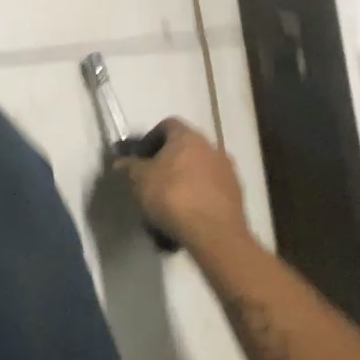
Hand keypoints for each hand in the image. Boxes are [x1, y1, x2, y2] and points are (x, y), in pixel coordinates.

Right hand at [120, 118, 251, 253]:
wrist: (215, 234)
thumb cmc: (172, 196)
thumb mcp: (138, 179)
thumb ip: (129, 166)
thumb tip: (122, 162)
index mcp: (188, 137)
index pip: (167, 125)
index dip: (150, 137)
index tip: (140, 156)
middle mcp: (212, 148)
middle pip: (185, 147)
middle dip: (167, 160)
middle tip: (152, 177)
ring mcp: (228, 172)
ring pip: (199, 168)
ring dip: (184, 178)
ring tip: (169, 200)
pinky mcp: (237, 195)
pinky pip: (211, 188)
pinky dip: (198, 195)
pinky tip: (186, 213)